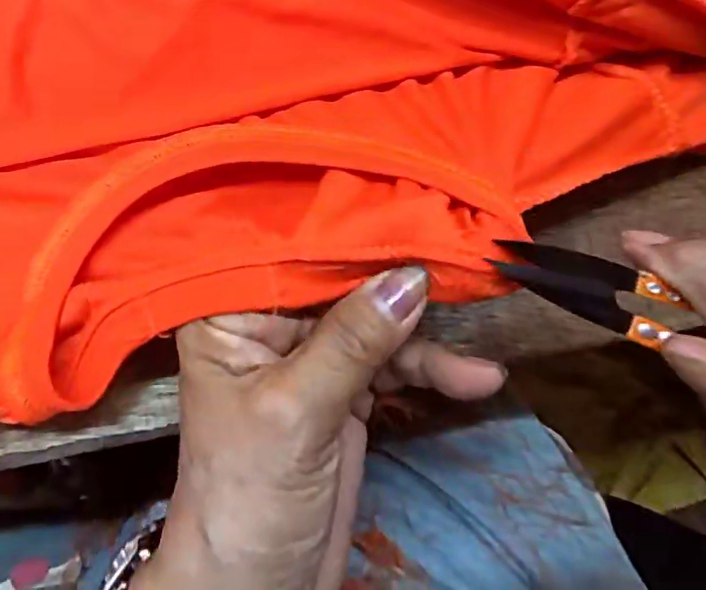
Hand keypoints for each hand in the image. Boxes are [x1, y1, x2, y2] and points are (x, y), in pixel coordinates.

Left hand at [134, 267, 507, 589]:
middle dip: (394, 281)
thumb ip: (353, 341)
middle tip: (454, 265)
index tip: (404, 211)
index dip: (346, 236)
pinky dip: (431, 370)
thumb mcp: (295, 411)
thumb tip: (410, 278)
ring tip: (475, 356)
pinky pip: (393, 362)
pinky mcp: (344, 386)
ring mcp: (311, 353)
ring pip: (375, 322)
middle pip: (339, 284)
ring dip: (426, 338)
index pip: (290, 258)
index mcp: (230, 313)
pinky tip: (475, 378)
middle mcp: (268, 322)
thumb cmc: (247, 494)